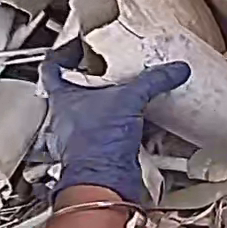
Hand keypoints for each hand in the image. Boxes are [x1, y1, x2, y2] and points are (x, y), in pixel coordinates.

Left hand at [41, 40, 190, 202]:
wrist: (105, 181)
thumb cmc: (97, 144)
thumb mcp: (129, 100)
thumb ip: (153, 81)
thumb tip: (173, 70)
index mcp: (63, 100)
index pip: (53, 68)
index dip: (63, 54)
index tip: (78, 46)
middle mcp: (68, 118)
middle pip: (76, 91)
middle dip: (96, 81)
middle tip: (112, 70)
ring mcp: (84, 136)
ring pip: (95, 113)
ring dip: (112, 106)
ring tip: (132, 96)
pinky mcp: (102, 151)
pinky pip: (114, 133)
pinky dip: (128, 126)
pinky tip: (143, 123)